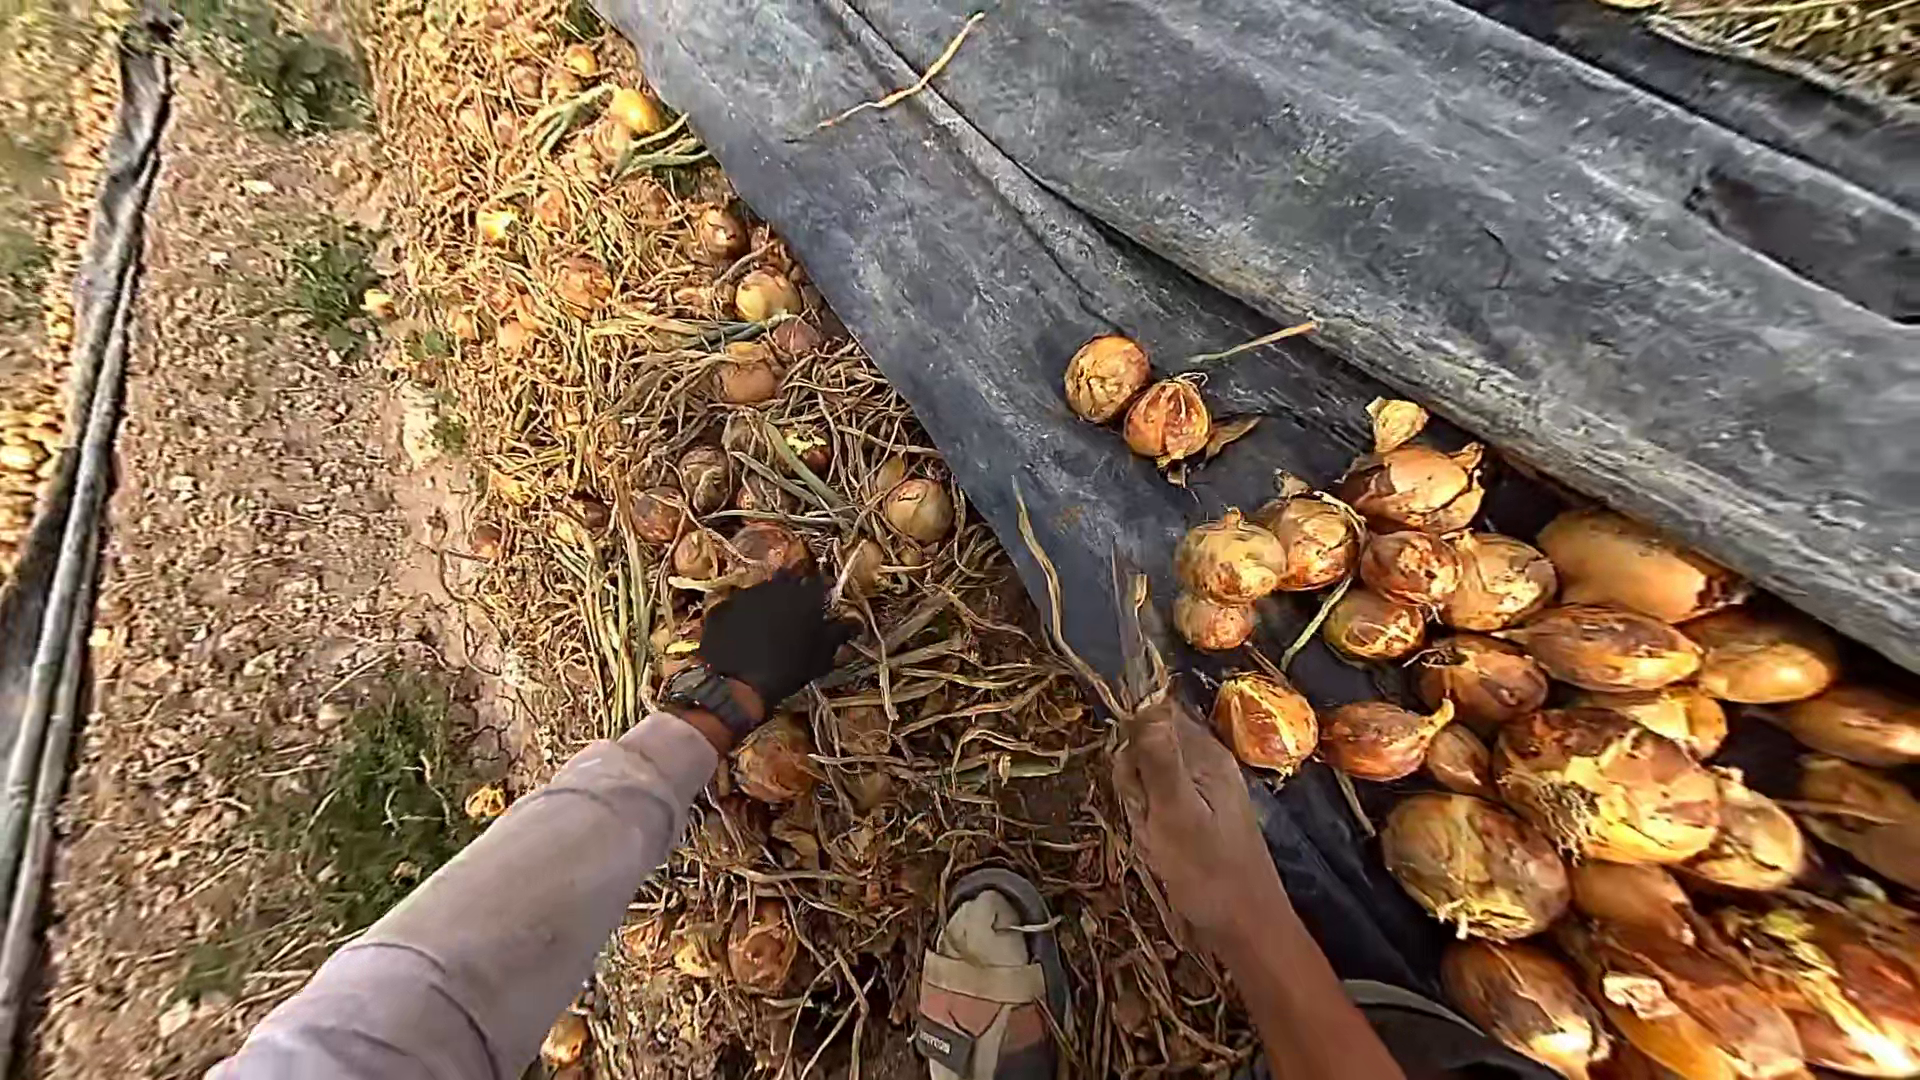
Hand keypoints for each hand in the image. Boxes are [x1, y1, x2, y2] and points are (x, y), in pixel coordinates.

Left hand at [700, 573, 857, 709]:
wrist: (737, 686)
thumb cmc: (789, 668)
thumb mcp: (822, 655)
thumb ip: (839, 633)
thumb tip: (857, 622)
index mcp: (803, 595)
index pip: (819, 581)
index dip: (823, 589)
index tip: (824, 601)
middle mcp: (774, 586)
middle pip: (789, 580)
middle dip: (795, 590)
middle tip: (797, 611)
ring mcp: (744, 595)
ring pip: (762, 590)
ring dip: (769, 600)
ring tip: (770, 623)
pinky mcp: (721, 608)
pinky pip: (737, 606)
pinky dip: (743, 614)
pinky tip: (744, 632)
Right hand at [1112, 696, 1289, 952]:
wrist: (1249, 933)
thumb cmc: (1210, 874)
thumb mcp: (1176, 814)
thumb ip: (1158, 758)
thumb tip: (1145, 699)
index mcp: (1205, 752)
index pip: (1153, 711)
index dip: (1130, 735)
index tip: (1131, 772)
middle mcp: (1206, 758)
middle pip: (1146, 741)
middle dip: (1133, 776)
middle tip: (1146, 814)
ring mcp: (1203, 783)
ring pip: (1147, 772)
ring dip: (1139, 801)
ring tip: (1154, 834)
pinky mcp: (1199, 807)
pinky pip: (1158, 796)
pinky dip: (1149, 816)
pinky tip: (1159, 842)